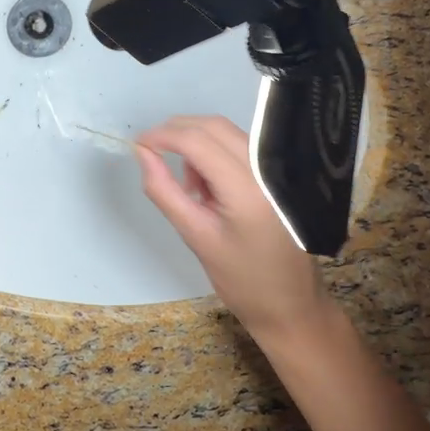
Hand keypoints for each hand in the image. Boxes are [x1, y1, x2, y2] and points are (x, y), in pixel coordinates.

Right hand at [136, 115, 330, 343]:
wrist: (292, 304)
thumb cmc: (241, 279)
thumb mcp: (195, 235)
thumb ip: (164, 190)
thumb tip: (142, 153)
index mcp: (246, 189)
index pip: (196, 141)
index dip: (162, 135)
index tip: (137, 145)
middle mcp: (265, 170)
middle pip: (212, 126)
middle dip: (176, 131)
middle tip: (151, 154)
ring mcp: (275, 170)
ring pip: (226, 130)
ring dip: (195, 140)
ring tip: (185, 182)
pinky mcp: (277, 175)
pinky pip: (239, 144)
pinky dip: (214, 149)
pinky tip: (206, 182)